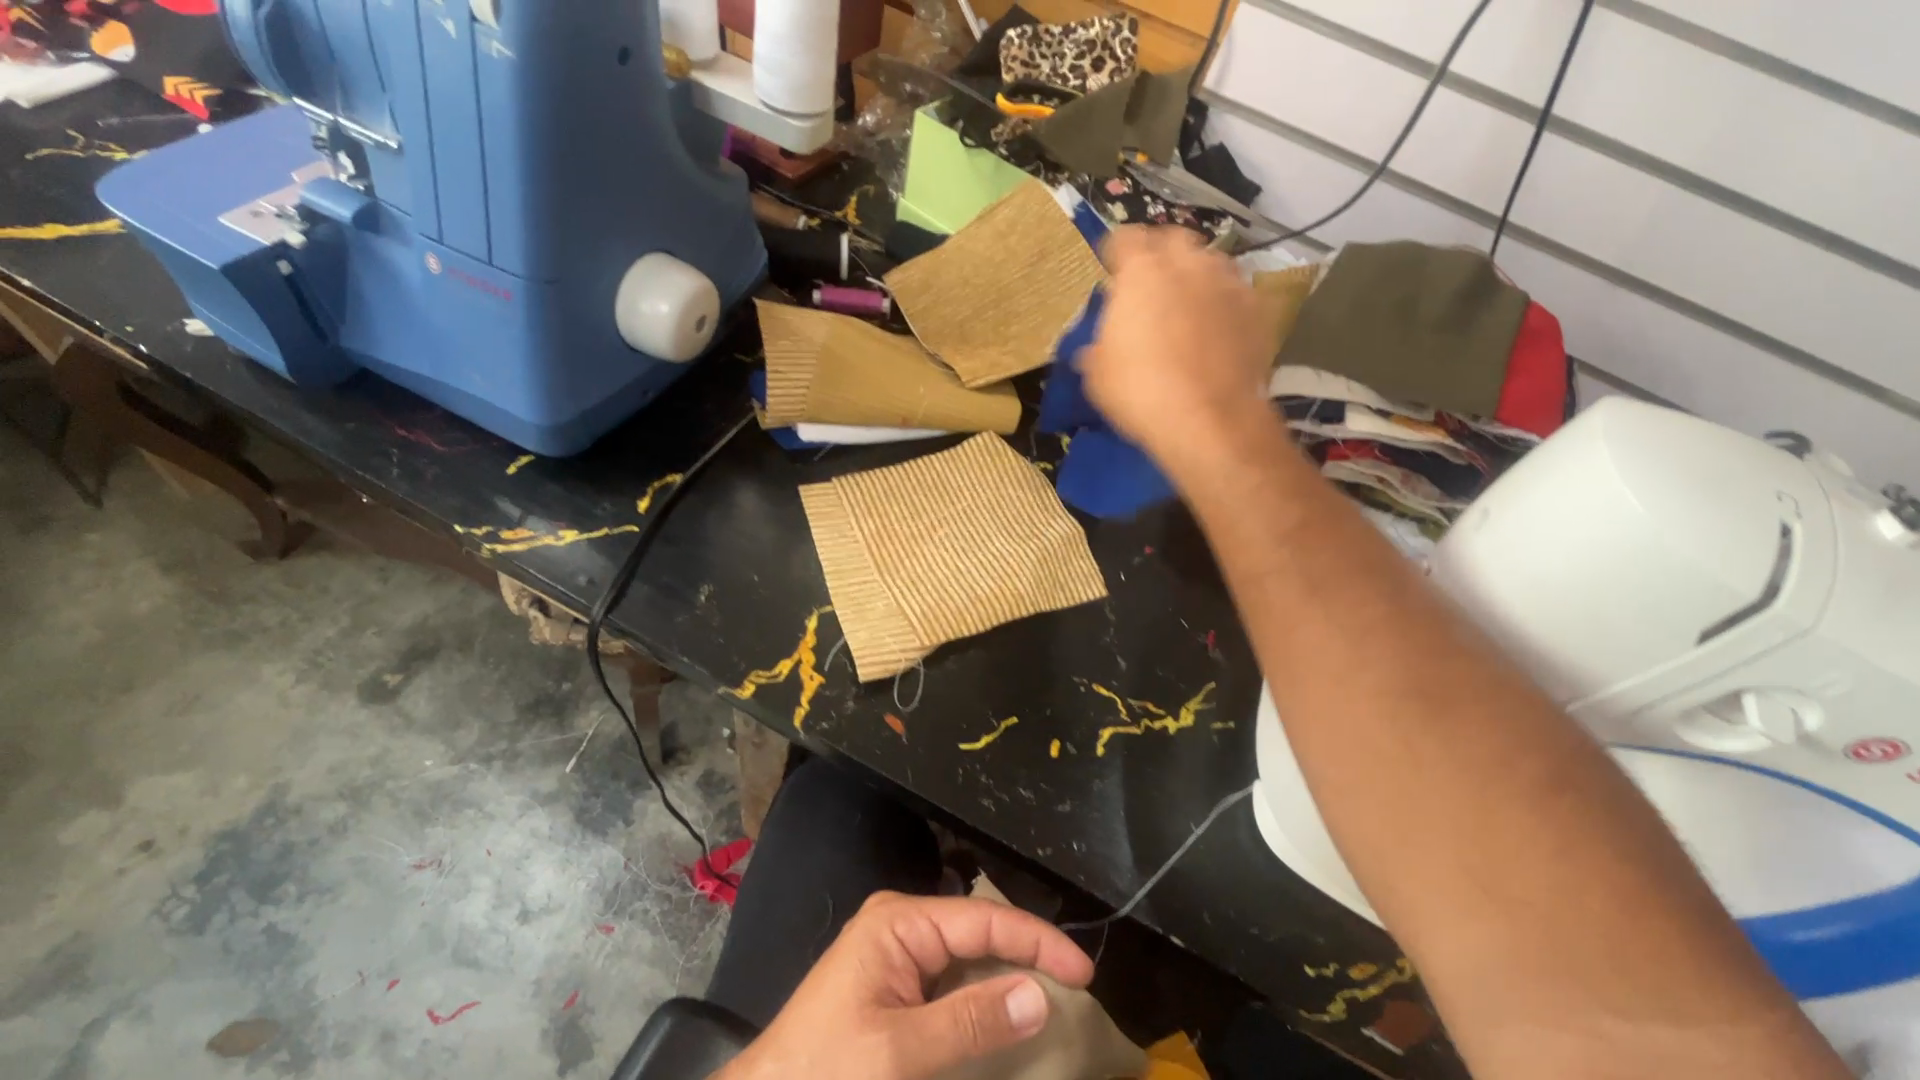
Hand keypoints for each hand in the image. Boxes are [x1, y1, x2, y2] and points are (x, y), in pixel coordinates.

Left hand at [715, 892, 1094, 1079]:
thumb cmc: (826, 1070)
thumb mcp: (900, 1051)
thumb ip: (970, 1021)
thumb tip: (1041, 996)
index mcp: (900, 923)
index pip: (986, 919)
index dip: (1038, 942)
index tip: (1085, 974)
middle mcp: (901, 925)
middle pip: (980, 930)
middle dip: (1028, 953)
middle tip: (1077, 988)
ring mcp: (897, 952)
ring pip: (970, 954)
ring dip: (1009, 974)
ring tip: (1054, 998)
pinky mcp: (896, 982)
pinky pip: (952, 978)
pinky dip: (984, 995)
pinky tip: (1007, 1012)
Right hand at [1082, 227, 1281, 477]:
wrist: (1210, 421)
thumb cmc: (1141, 392)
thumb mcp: (1099, 374)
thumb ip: (1097, 348)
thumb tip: (1095, 350)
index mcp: (1142, 272)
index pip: (1125, 238)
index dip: (1116, 253)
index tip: (1111, 272)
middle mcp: (1188, 265)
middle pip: (1173, 239)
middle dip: (1160, 254)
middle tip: (1150, 283)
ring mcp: (1228, 283)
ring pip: (1210, 261)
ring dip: (1195, 274)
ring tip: (1186, 301)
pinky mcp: (1257, 309)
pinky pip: (1235, 292)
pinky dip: (1223, 301)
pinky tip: (1216, 325)